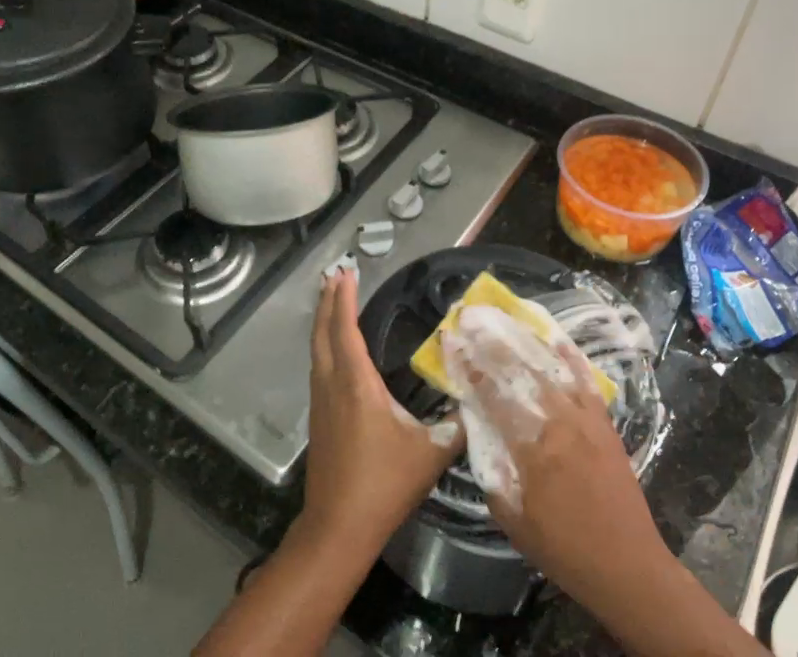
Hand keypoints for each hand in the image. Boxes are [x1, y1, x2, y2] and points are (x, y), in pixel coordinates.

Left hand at [302, 267, 462, 548]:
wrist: (338, 525)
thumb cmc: (384, 484)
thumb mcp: (430, 453)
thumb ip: (456, 425)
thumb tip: (480, 401)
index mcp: (355, 384)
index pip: (346, 329)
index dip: (345, 298)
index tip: (346, 271)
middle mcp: (331, 385)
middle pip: (322, 333)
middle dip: (327, 301)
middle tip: (334, 275)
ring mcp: (320, 402)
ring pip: (317, 350)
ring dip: (323, 323)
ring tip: (332, 302)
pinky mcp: (318, 419)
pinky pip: (319, 368)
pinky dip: (325, 346)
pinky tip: (336, 351)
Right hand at [444, 311, 663, 610]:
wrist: (625, 563)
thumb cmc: (559, 545)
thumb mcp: (509, 512)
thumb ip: (490, 463)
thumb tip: (476, 425)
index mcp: (531, 446)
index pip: (492, 393)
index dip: (468, 364)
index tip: (451, 339)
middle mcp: (559, 422)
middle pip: (520, 370)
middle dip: (492, 341)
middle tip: (470, 316)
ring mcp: (586, 418)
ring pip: (551, 368)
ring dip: (524, 340)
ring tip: (502, 318)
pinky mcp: (604, 422)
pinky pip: (584, 380)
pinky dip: (569, 356)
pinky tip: (553, 337)